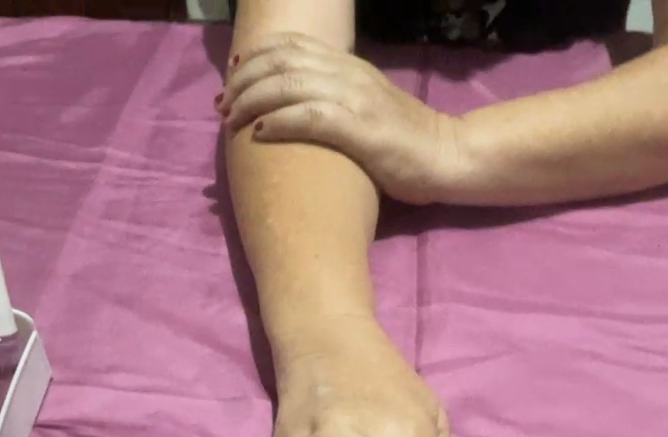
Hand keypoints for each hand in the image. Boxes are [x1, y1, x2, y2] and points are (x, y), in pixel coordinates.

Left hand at [219, 34, 466, 204]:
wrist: (446, 157)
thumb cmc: (405, 144)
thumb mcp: (367, 110)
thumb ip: (338, 102)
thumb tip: (301, 110)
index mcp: (349, 67)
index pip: (294, 47)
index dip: (257, 57)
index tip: (232, 75)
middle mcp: (349, 75)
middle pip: (284, 62)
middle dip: (244, 80)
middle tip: (221, 104)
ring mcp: (356, 101)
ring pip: (290, 85)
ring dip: (252, 99)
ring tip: (229, 118)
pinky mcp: (361, 130)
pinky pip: (310, 117)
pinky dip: (279, 121)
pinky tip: (258, 132)